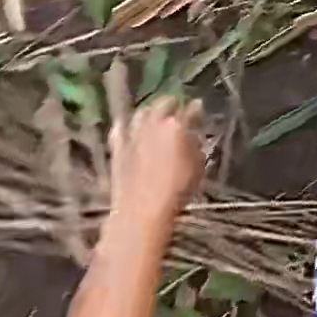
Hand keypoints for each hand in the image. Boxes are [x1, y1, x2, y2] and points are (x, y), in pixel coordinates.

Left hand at [105, 96, 206, 248]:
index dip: (196, 109)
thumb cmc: (177, 191)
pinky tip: (129, 126)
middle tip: (178, 107)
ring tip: (156, 115)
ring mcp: (133, 135)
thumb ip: (196, 145)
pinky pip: (120, 129)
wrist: (141, 212)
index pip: (190, 110)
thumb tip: (194, 135)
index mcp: (177, 126)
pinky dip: (126, 124)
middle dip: (172, 103)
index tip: (199, 109)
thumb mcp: (198, 166)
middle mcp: (154, 124)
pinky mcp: (117, 148)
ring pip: (141, 113)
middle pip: (163, 104)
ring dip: (150, 111)